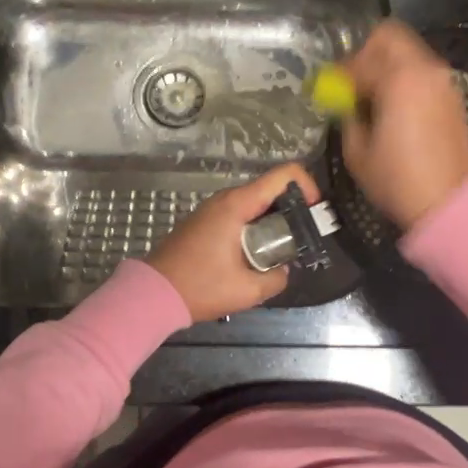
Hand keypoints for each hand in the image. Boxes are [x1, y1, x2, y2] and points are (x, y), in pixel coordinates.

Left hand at [144, 163, 320, 322]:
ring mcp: (214, 209)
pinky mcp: (206, 221)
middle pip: (271, 189)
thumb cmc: (199, 288)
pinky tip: (257, 256)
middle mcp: (226, 199)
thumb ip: (277, 278)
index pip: (284, 174)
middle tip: (302, 240)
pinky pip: (241, 215)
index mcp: (237, 205)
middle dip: (293, 210)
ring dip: (274, 222)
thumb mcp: (247, 290)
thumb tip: (285, 269)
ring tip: (282, 251)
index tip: (315, 214)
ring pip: (256, 204)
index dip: (308, 187)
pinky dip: (256, 228)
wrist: (153, 293)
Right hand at [339, 21, 467, 230]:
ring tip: (371, 97)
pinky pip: (422, 73)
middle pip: (390, 38)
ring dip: (386, 67)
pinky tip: (393, 109)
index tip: (328, 89)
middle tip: (351, 83)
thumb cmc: (396, 180)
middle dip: (366, 56)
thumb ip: (348, 114)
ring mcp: (444, 82)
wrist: (447, 205)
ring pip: (408, 53)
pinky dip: (404, 80)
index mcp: (399, 78)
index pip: (360, 57)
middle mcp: (426, 70)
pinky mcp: (452, 98)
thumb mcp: (357, 150)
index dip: (339, 72)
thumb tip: (347, 102)